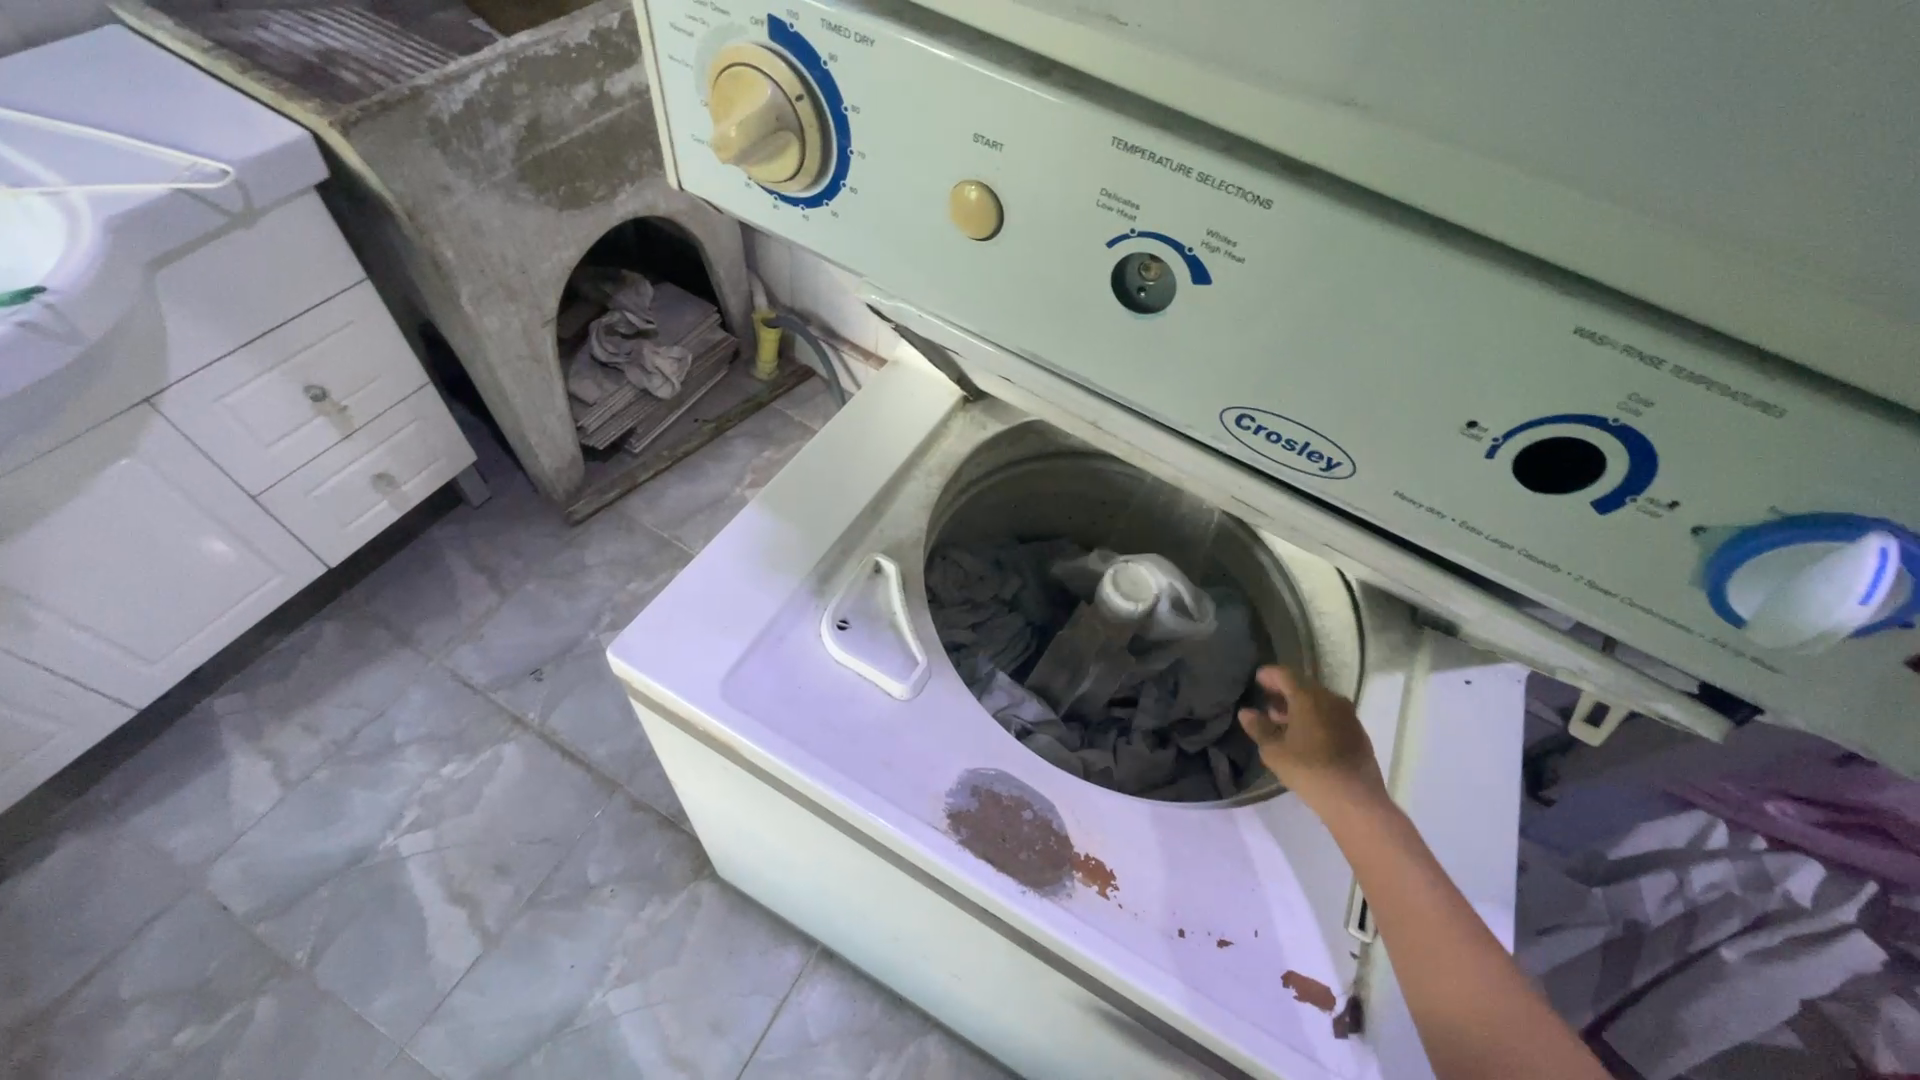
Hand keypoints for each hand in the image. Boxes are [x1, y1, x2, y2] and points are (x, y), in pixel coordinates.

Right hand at [1237, 666, 1386, 807]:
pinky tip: (1305, 735)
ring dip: (1300, 706)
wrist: (1354, 798)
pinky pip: (1331, 715)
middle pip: (1304, 686)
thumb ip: (1259, 728)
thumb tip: (1247, 712)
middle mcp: (1330, 699)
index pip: (1285, 675)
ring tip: (1282, 720)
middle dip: (1284, 691)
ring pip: (1319, 701)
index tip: (1257, 678)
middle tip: (1267, 700)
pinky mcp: (1357, 731)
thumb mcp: (1274, 751)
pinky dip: (1315, 717)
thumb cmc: (1308, 770)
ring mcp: (1347, 715)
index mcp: (1308, 698)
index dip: (1269, 675)